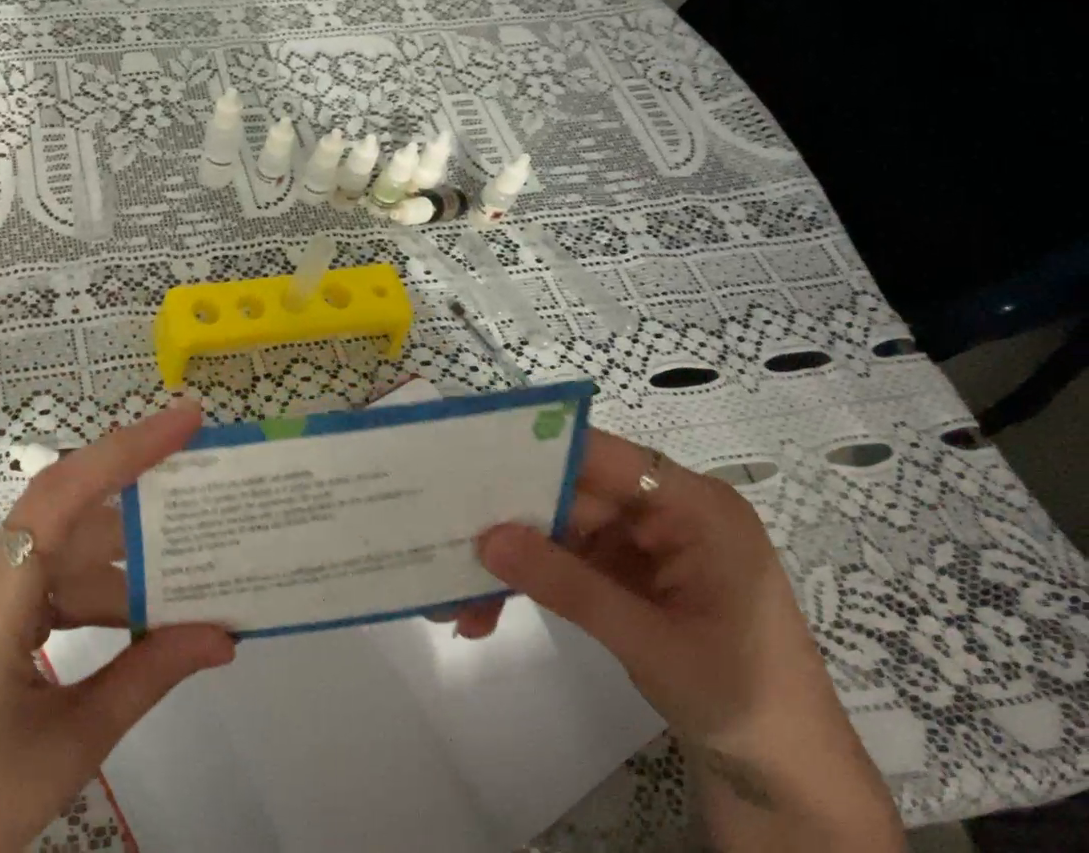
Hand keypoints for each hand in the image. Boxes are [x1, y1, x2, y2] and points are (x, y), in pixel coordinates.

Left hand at [0, 401, 234, 852]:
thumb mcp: (73, 741)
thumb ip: (148, 675)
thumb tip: (224, 636)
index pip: (57, 499)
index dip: (123, 452)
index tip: (184, 422)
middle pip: (65, 531)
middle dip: (142, 531)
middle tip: (211, 518)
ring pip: (53, 561)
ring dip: (117, 576)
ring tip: (189, 587)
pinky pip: (33, 587)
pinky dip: (84, 599)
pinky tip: (133, 620)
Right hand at [445, 430, 901, 850]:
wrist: (782, 773)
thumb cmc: (741, 696)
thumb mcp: (649, 641)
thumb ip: (568, 585)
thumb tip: (486, 538)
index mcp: (695, 508)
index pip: (605, 456)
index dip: (538, 449)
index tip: (467, 458)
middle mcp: (666, 514)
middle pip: (569, 496)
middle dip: (507, 524)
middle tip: (441, 540)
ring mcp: (643, 546)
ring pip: (556, 533)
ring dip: (509, 564)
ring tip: (456, 601)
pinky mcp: (625, 577)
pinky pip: (562, 565)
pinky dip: (526, 586)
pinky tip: (483, 615)